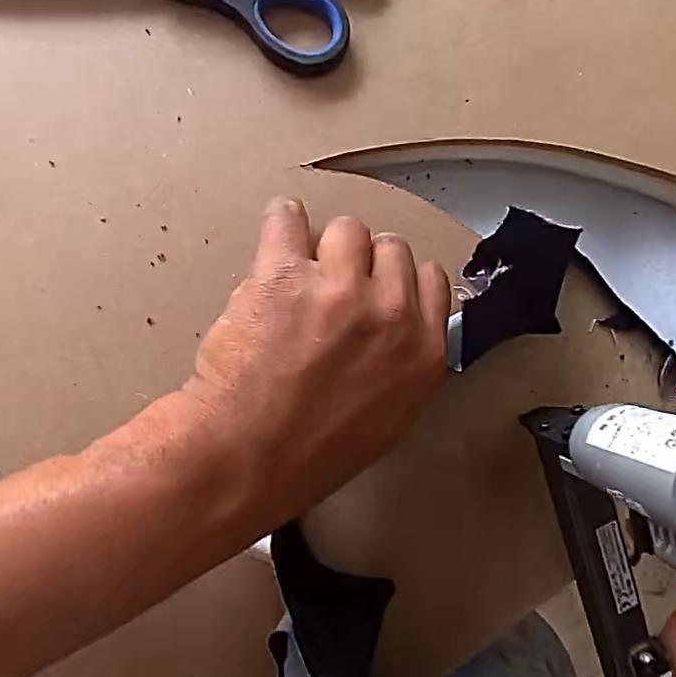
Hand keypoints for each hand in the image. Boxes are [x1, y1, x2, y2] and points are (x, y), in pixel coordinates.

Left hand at [181, 197, 450, 522]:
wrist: (245, 458)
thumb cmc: (308, 455)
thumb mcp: (386, 421)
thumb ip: (402, 367)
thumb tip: (398, 331)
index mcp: (421, 353)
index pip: (430, 280)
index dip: (397, 281)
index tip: (376, 287)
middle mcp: (389, 316)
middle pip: (390, 249)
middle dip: (362, 264)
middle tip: (330, 290)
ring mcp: (338, 291)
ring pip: (346, 230)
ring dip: (324, 247)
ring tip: (297, 275)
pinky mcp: (285, 276)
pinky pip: (288, 218)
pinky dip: (281, 222)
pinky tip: (275, 237)